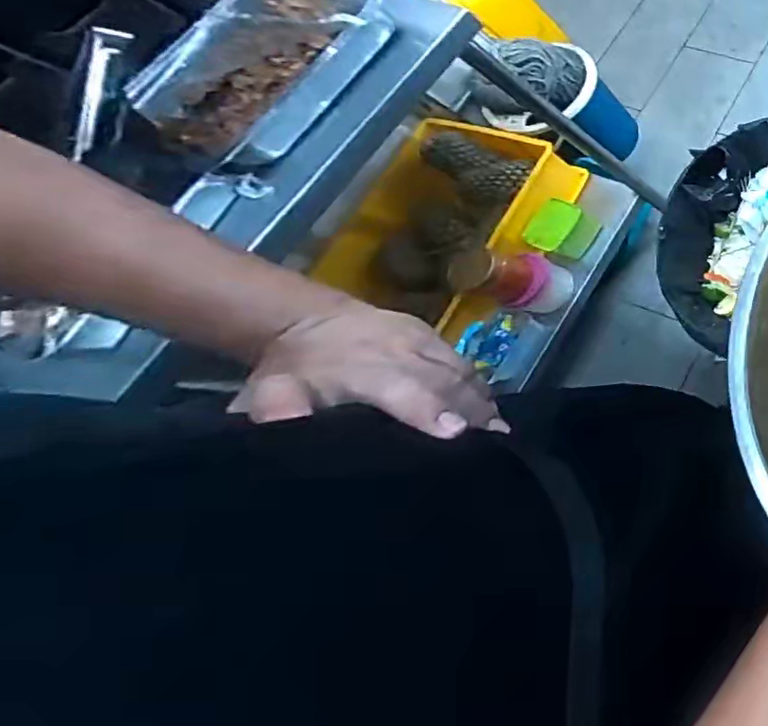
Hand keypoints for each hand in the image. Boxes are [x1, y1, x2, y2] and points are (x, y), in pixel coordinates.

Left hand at [232, 303, 505, 437]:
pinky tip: (491, 412)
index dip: (430, 410)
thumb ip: (276, 409)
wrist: (311, 320)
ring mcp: (424, 341)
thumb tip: (285, 424)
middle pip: (446, 382)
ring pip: (462, 372)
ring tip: (501, 435)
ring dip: (483, 403)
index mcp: (363, 368)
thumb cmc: (291, 370)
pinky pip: (465, 364)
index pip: (404, 389)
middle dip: (473, 413)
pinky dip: (481, 389)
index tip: (457, 434)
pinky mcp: (436, 338)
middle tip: (496, 447)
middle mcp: (401, 351)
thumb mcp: (266, 392)